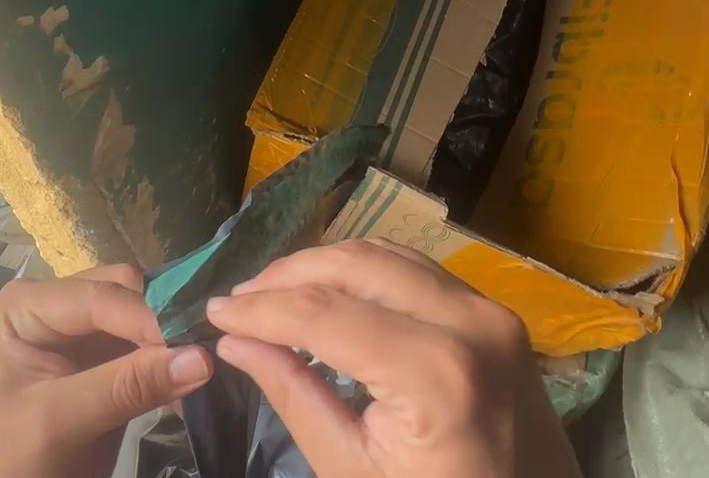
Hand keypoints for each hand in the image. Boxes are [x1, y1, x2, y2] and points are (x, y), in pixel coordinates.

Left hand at [0, 264, 212, 477]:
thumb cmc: (4, 461)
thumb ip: (123, 388)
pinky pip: (149, 345)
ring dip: (173, 336)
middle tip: (204, 352)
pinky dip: (171, 359)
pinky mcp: (107, 359)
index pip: (100, 296)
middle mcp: (58, 303)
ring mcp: (84, 330)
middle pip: (127, 293)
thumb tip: (200, 358)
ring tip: (205, 362)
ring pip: (144, 313)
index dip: (148, 317)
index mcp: (29, 304)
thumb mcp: (55, 424)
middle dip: (163, 320)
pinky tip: (193, 378)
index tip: (195, 345)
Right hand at [206, 238, 578, 477]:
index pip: (326, 314)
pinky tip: (331, 287)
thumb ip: (294, 396)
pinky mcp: (495, 310)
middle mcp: (469, 320)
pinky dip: (364, 269)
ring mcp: (489, 309)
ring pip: (385, 253)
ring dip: (324, 264)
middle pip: (355, 265)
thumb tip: (234, 340)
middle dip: (289, 274)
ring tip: (275, 290)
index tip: (214, 311)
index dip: (263, 309)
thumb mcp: (356, 475)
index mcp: (437, 374)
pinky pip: (415, 267)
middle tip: (240, 297)